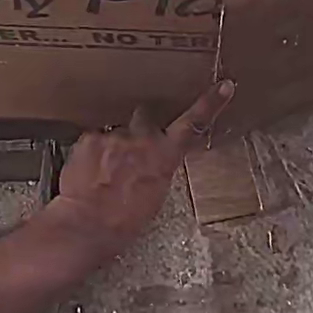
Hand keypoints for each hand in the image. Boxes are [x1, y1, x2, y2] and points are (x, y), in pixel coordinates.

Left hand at [43, 80, 234, 256]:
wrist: (89, 226)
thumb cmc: (123, 221)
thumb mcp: (155, 196)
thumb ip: (158, 167)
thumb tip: (154, 160)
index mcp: (164, 157)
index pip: (192, 124)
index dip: (210, 104)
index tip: (224, 86)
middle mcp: (142, 140)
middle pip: (145, 115)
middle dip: (141, 125)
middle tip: (130, 148)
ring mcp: (114, 136)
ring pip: (116, 131)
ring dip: (113, 145)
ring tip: (103, 172)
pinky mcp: (89, 139)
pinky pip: (93, 139)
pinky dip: (92, 153)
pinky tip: (90, 172)